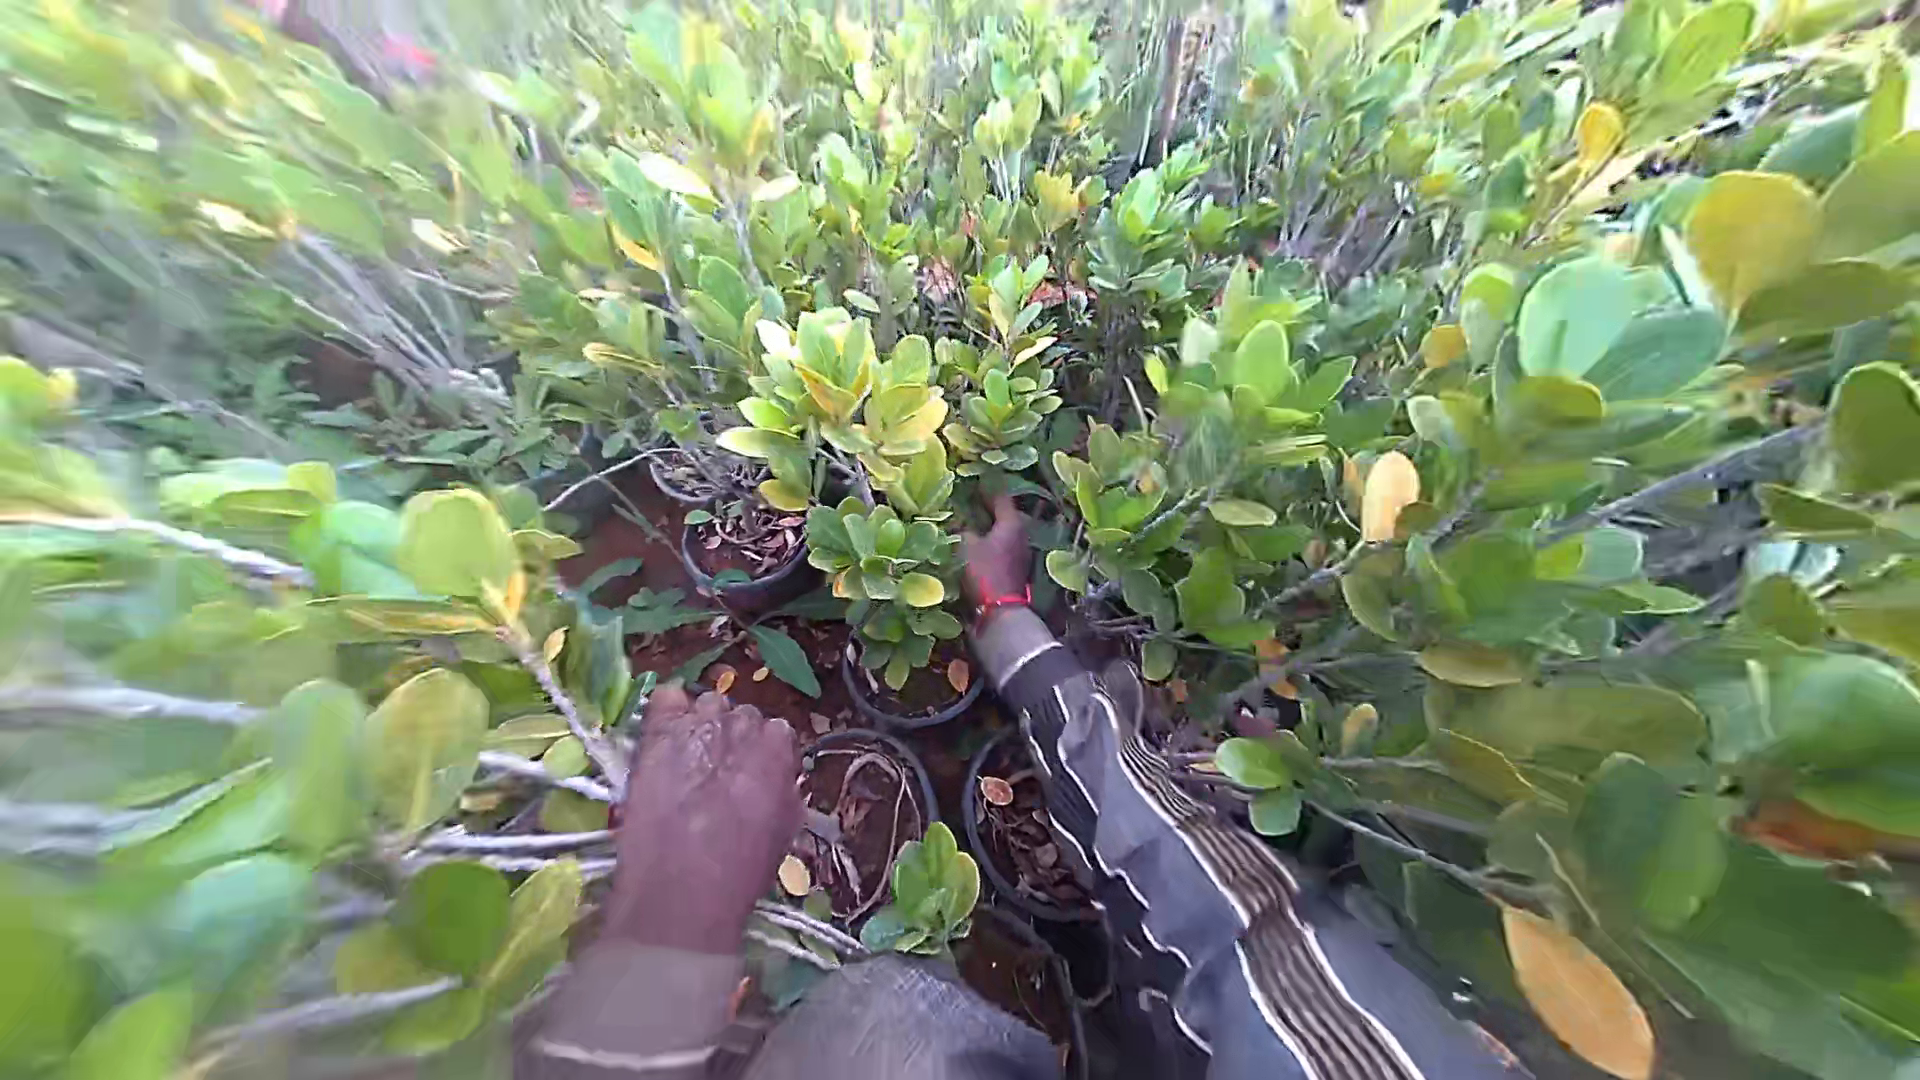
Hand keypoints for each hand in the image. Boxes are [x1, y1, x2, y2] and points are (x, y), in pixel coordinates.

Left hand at [604, 683, 800, 953]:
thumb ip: (787, 787)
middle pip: (741, 715)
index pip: (776, 730)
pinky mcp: (658, 735)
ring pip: (706, 705)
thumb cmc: (741, 871)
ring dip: (702, 725)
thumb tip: (780, 774)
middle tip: (718, 772)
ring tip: (689, 759)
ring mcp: (699, 726)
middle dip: (733, 737)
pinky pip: (666, 698)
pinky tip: (666, 731)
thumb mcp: (786, 829)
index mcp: (778, 748)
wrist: (681, 896)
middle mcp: (742, 726)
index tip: (750, 776)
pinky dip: (668, 707)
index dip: (761, 754)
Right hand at [961, 493, 1030, 616]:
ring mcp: (1021, 552)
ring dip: (989, 526)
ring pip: (1004, 531)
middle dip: (988, 508)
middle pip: (1005, 514)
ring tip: (970, 523)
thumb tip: (960, 523)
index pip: (1001, 497)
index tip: (974, 482)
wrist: (1000, 611)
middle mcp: (1021, 534)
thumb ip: (963, 530)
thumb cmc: (985, 572)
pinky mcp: (1016, 567)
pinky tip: (977, 544)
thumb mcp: (967, 547)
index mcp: (1012, 523)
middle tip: (970, 502)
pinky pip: (1002, 546)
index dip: (987, 489)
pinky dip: (991, 542)